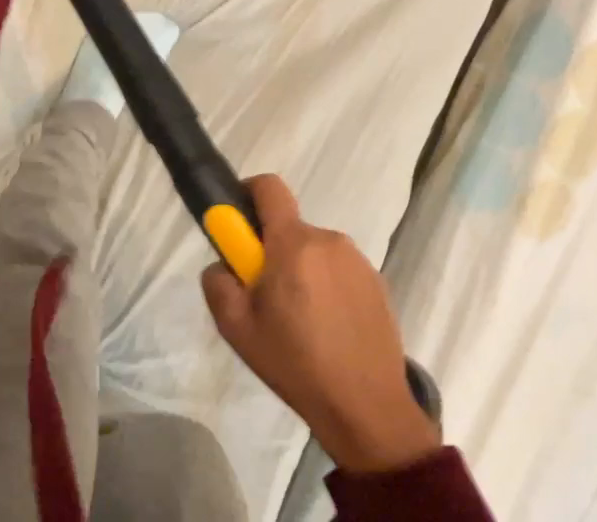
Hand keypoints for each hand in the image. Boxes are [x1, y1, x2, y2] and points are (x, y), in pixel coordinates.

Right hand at [201, 175, 439, 473]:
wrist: (367, 408)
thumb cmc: (294, 362)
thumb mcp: (235, 326)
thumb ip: (217, 281)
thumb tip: (225, 266)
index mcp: (293, 244)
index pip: (269, 187)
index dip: (247, 193)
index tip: (237, 224)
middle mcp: (329, 241)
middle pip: (289, 228)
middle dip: (271, 250)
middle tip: (263, 296)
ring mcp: (359, 263)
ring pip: (313, 251)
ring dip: (299, 270)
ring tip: (297, 321)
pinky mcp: (378, 286)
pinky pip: (338, 271)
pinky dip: (325, 287)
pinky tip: (325, 329)